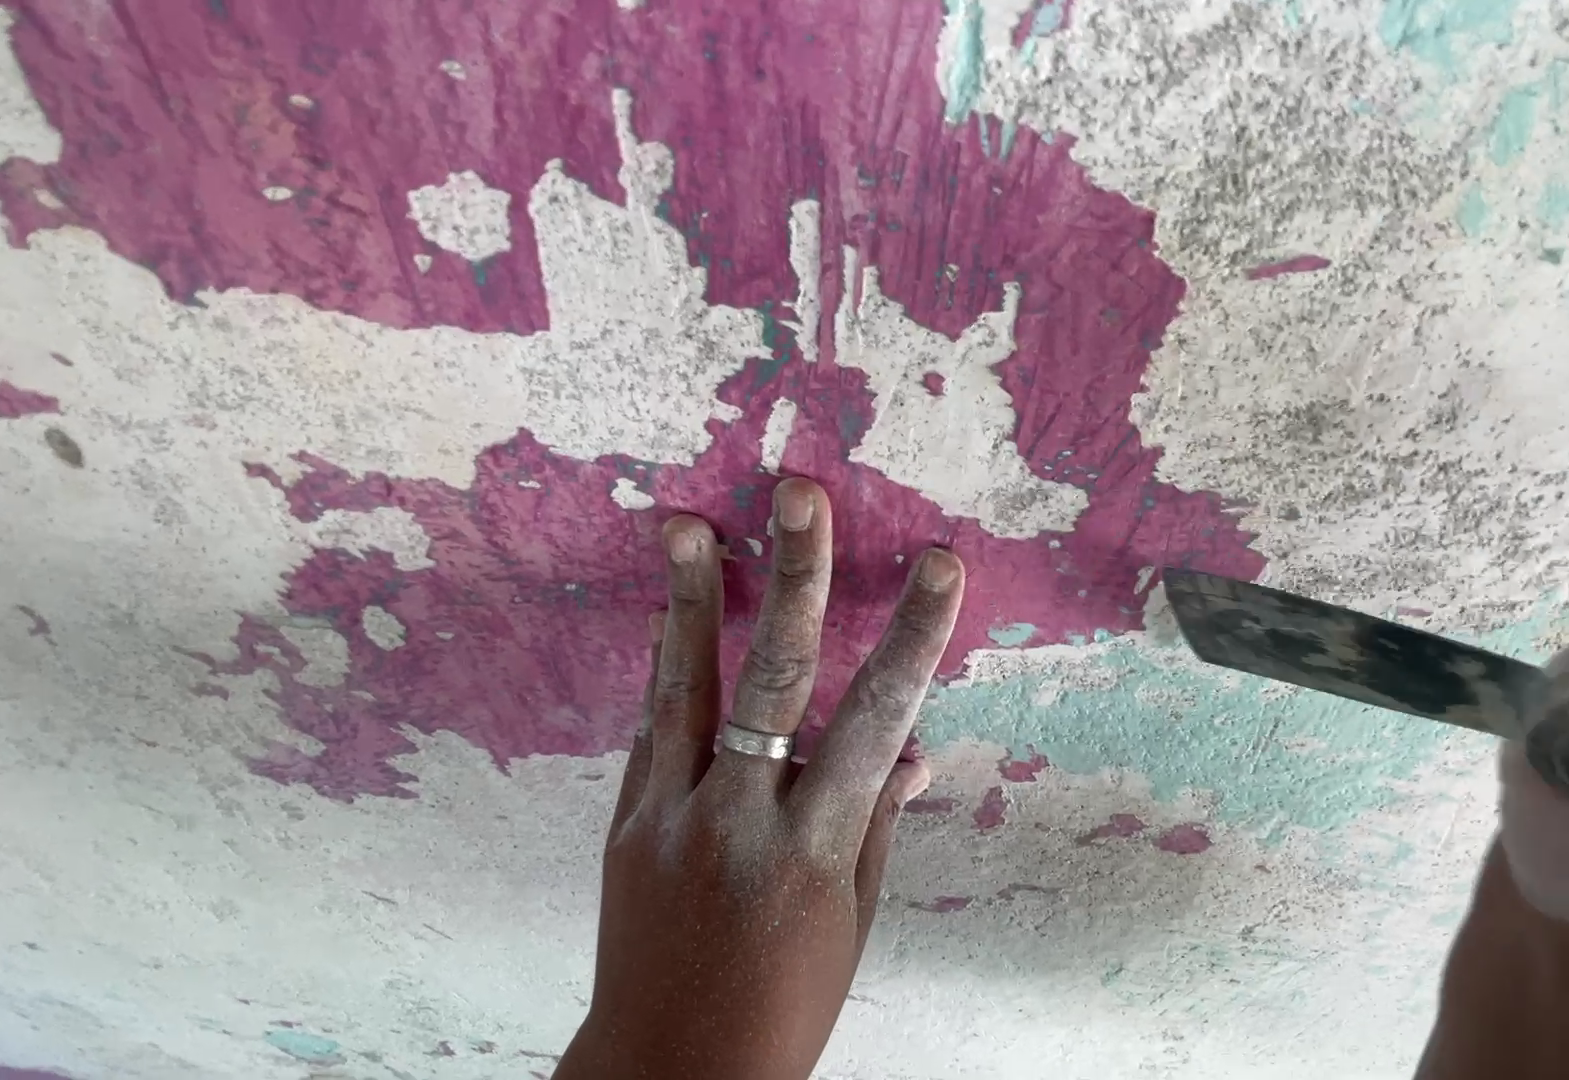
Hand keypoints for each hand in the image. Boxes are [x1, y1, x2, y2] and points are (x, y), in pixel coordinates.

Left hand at [557, 478, 964, 1079]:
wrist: (667, 1071)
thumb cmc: (784, 999)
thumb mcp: (852, 919)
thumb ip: (876, 821)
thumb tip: (912, 750)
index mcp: (814, 847)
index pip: (878, 720)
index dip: (914, 637)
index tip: (940, 567)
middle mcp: (740, 816)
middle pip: (773, 681)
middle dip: (794, 580)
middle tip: (800, 496)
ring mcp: (672, 812)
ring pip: (686, 687)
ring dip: (689, 599)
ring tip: (688, 525)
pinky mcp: (628, 818)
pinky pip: (654, 723)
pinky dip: (668, 657)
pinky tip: (670, 602)